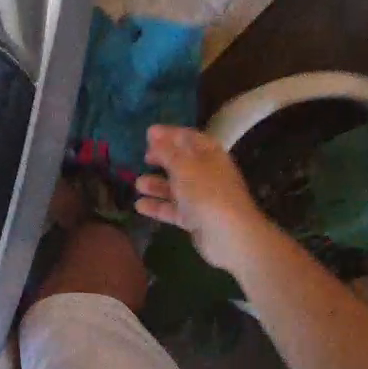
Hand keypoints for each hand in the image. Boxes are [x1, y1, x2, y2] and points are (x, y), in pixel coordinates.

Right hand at [135, 125, 281, 271]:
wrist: (229, 235)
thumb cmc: (207, 192)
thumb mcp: (183, 166)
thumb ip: (166, 151)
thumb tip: (153, 134)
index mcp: (210, 155)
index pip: (189, 138)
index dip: (170, 133)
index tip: (148, 132)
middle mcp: (207, 174)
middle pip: (182, 162)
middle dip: (163, 159)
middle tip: (144, 157)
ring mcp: (202, 198)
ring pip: (176, 187)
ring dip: (157, 185)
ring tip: (138, 184)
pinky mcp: (195, 219)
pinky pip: (173, 209)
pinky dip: (157, 206)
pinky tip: (139, 206)